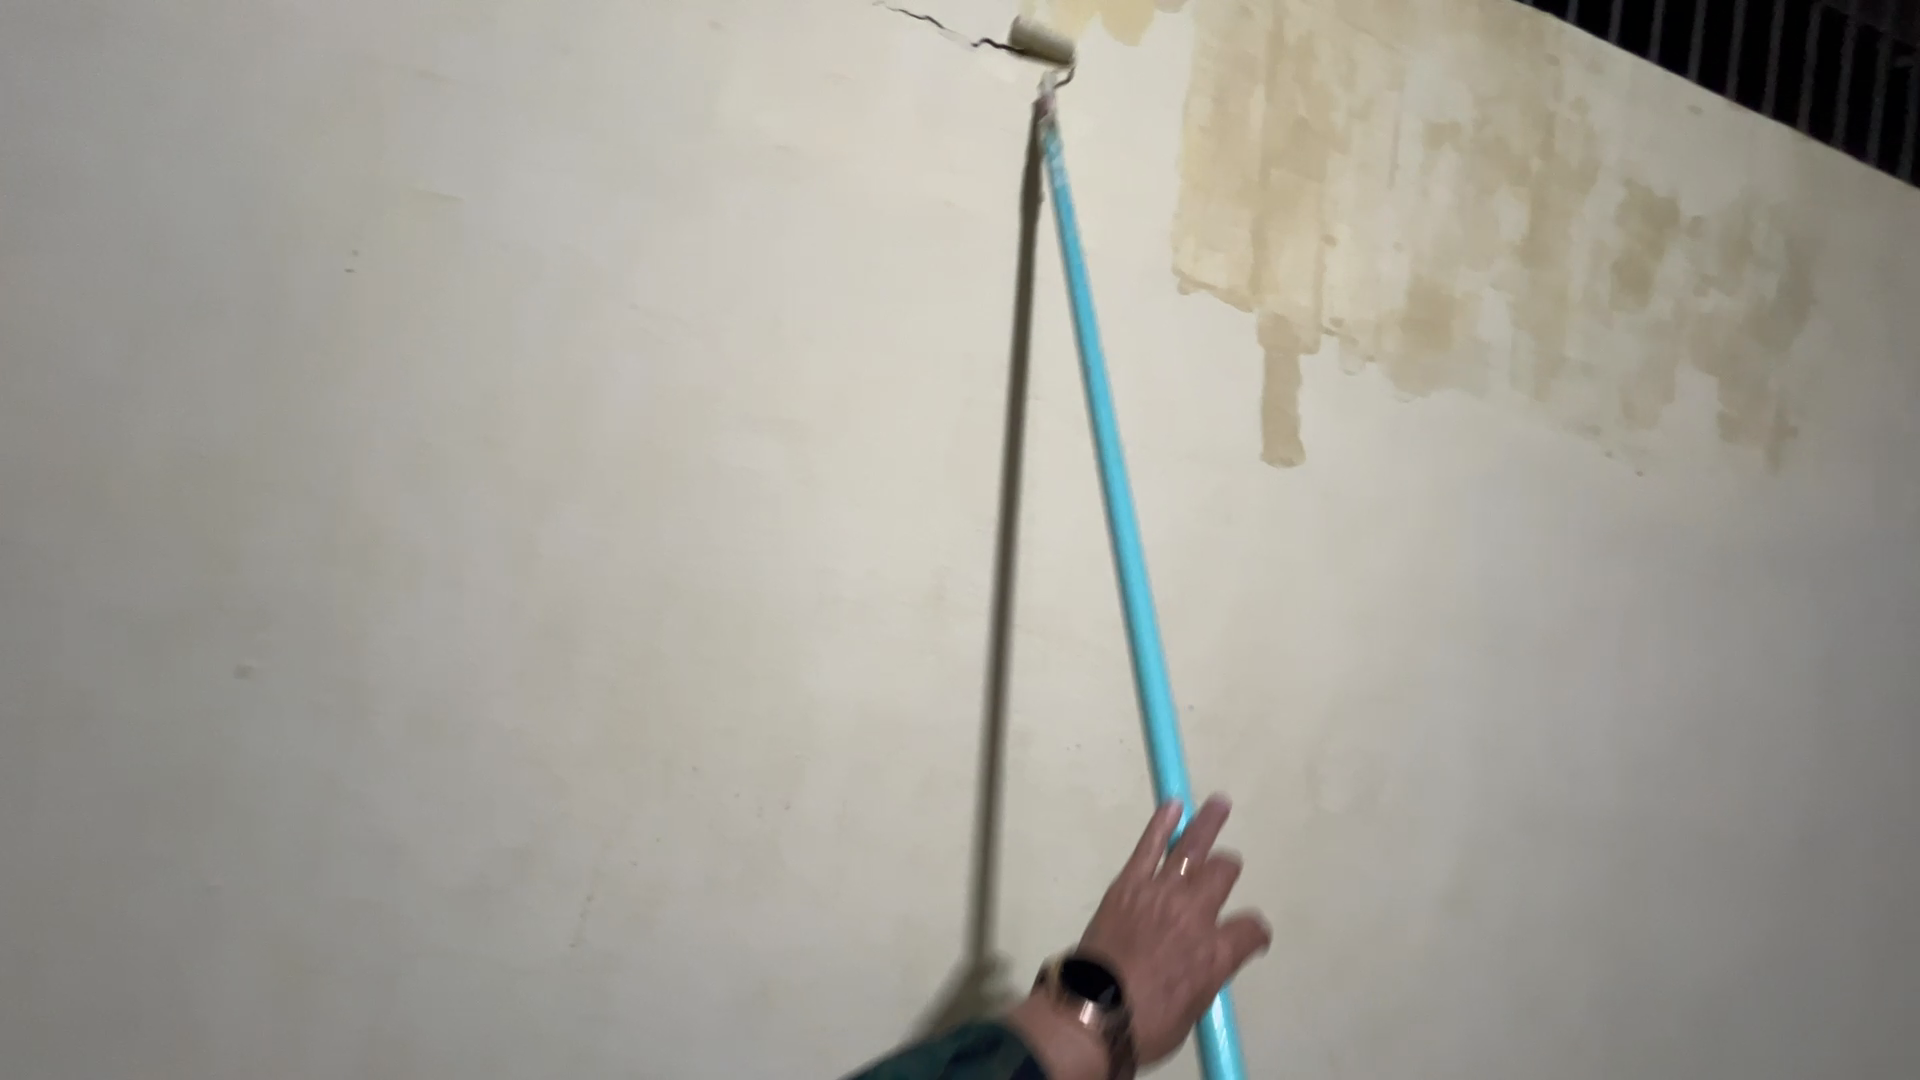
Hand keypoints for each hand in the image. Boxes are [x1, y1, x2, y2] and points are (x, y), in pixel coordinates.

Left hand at [1078, 795, 1270, 1066]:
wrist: (1096, 1010)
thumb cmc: (1148, 1022)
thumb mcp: (1194, 1008)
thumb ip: (1207, 974)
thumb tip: (1210, 957)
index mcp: (1216, 954)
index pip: (1251, 930)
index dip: (1254, 931)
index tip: (1250, 933)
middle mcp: (1195, 915)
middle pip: (1222, 875)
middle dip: (1228, 868)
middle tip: (1228, 862)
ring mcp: (1162, 893)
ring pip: (1191, 849)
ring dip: (1207, 824)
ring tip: (1219, 803)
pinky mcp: (1130, 883)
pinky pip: (1150, 846)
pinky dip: (1161, 823)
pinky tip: (1174, 806)